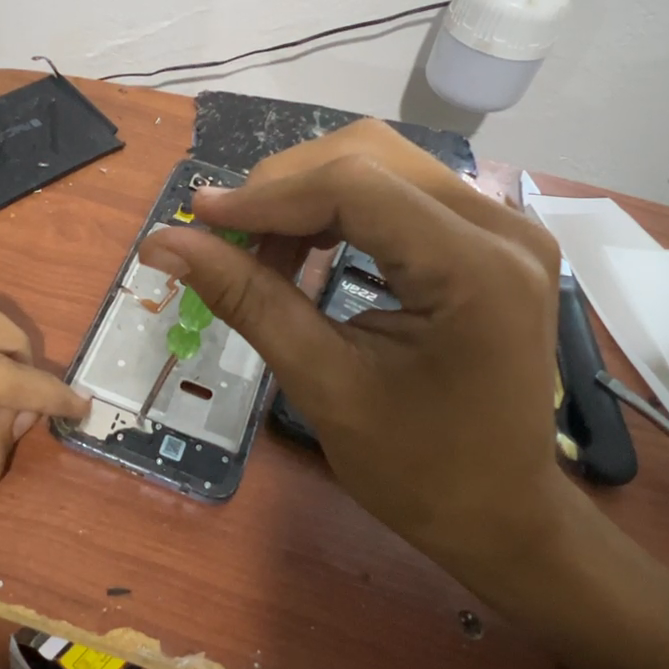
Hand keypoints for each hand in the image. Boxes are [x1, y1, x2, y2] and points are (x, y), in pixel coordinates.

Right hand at [138, 121, 567, 575]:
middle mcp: (503, 226)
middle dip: (284, 189)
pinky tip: (308, 249)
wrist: (500, 513)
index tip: (197, 220)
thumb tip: (163, 242)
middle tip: (228, 240)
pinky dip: (342, 208)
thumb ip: (248, 300)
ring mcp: (505, 226)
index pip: (355, 188)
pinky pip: (403, 190)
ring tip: (264, 252)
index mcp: (475, 269)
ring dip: (309, 195)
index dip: (266, 196)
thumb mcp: (324, 385)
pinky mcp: (491, 237)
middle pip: (369, 156)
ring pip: (384, 163)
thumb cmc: (418, 470)